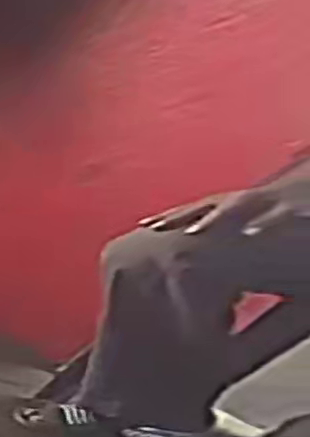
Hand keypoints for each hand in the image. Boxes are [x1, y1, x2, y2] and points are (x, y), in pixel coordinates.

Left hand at [142, 183, 309, 235]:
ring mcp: (270, 199)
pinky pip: (281, 213)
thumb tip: (187, 239)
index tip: (142, 225)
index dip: (167, 215)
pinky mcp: (298, 205)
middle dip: (178, 215)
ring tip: (192, 231)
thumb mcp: (246, 212)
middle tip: (153, 227)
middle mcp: (246, 197)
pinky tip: (249, 231)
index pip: (192, 208)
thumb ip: (217, 222)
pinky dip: (265, 221)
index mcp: (233, 200)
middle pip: (204, 205)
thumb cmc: (279, 205)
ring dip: (213, 217)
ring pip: (237, 205)